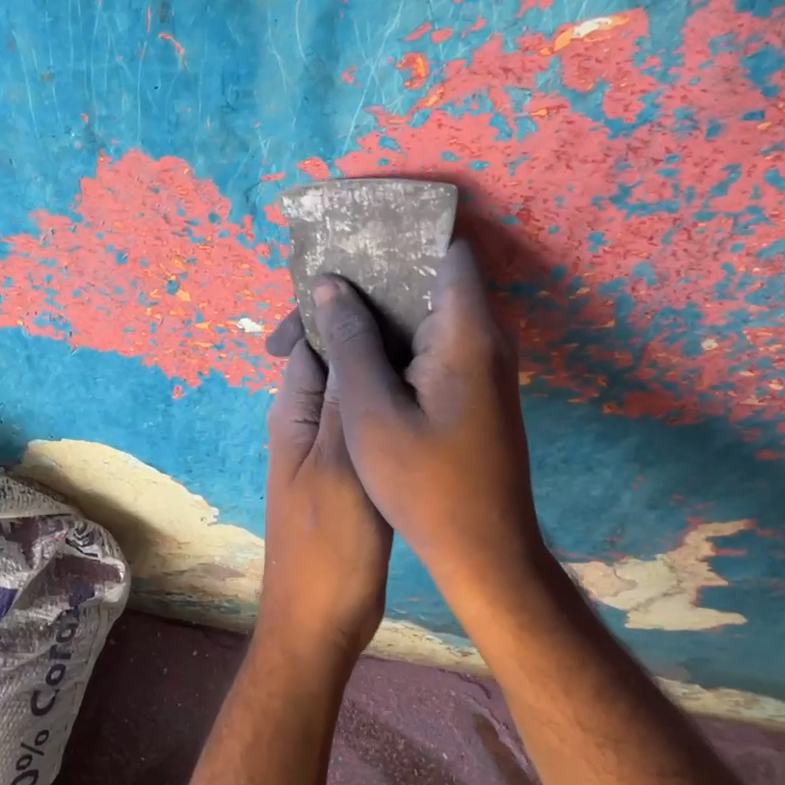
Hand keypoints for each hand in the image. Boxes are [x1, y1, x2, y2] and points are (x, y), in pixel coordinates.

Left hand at [258, 311, 394, 660]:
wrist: (321, 615)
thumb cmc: (329, 542)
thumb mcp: (341, 463)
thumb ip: (342, 394)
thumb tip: (337, 315)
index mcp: (294, 408)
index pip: (310, 335)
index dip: (338, 303)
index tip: (383, 276)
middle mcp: (305, 415)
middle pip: (334, 354)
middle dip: (368, 325)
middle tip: (427, 301)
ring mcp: (328, 441)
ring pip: (355, 382)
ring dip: (384, 358)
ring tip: (437, 330)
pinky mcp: (352, 463)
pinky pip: (368, 413)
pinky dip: (391, 394)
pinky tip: (428, 387)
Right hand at [308, 241, 541, 590]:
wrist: (482, 549)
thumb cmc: (425, 482)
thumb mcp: (371, 410)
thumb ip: (349, 341)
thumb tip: (327, 284)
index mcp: (465, 332)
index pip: (444, 250)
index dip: (397, 235)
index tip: (345, 238)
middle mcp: (480, 336)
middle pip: (420, 280)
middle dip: (359, 282)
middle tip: (301, 305)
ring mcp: (476, 361)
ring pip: (415, 313)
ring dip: (364, 315)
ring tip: (306, 331)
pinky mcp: (466, 384)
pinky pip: (420, 341)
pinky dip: (380, 340)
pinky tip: (338, 356)